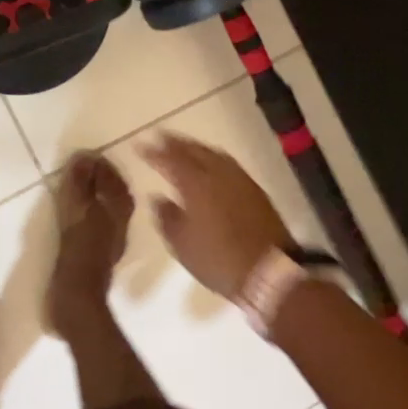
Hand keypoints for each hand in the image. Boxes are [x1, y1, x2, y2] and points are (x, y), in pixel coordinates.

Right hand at [140, 133, 292, 298]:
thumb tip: (158, 197)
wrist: (268, 270)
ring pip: (213, 153)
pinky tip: (210, 164)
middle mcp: (218, 173)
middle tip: (160, 138)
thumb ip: (166, 217)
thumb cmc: (218, 260)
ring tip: (183, 147)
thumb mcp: (182, 245)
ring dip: (195, 147)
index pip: (170, 159)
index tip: (139, 145)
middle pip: (193, 149)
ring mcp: (239, 179)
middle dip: (175, 142)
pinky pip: (228, 163)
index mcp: (195, 184)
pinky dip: (214, 157)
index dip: (154, 151)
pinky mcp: (254, 188)